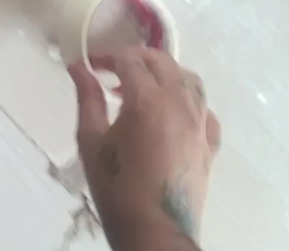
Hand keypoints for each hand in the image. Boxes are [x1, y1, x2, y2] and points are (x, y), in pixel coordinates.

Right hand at [70, 47, 220, 250]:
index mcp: (147, 102)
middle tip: (112, 70)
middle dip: (135, 57)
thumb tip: (78, 66)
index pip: (129, 60)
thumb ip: (87, 97)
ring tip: (141, 86)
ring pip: (190, 81)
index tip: (91, 66)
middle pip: (163, 62)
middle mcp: (179, 107)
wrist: (154, 232)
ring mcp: (200, 127)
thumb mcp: (90, 138)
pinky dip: (187, 100)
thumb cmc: (115, 185)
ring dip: (164, 74)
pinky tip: (169, 112)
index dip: (107, 56)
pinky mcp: (210, 147)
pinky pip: (205, 110)